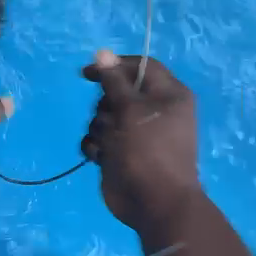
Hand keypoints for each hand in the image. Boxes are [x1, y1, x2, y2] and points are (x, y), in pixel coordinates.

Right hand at [81, 49, 199, 233]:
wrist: (153, 201)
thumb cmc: (148, 150)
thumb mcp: (131, 109)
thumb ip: (114, 81)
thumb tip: (102, 53)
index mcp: (168, 95)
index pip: (141, 67)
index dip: (114, 66)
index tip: (88, 73)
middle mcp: (153, 111)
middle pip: (116, 92)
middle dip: (105, 105)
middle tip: (110, 118)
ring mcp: (135, 134)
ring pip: (102, 117)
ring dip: (99, 129)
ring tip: (109, 144)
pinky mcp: (119, 153)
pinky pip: (97, 140)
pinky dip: (96, 146)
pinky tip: (100, 157)